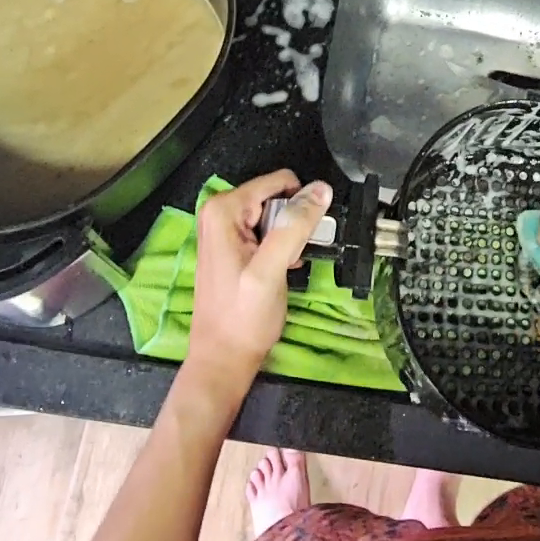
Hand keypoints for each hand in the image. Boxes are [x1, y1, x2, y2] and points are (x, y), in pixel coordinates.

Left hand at [187, 170, 333, 379]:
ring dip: (286, 239)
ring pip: (275, 214)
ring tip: (280, 268)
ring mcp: (223, 227)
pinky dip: (277, 247)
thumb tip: (321, 189)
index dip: (298, 208)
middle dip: (290, 225)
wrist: (223, 358)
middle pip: (276, 197)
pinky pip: (266, 229)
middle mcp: (218, 210)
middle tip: (285, 260)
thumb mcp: (271, 270)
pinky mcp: (230, 243)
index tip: (296, 243)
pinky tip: (275, 271)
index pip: (279, 183)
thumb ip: (295, 226)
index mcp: (223, 209)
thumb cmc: (244, 318)